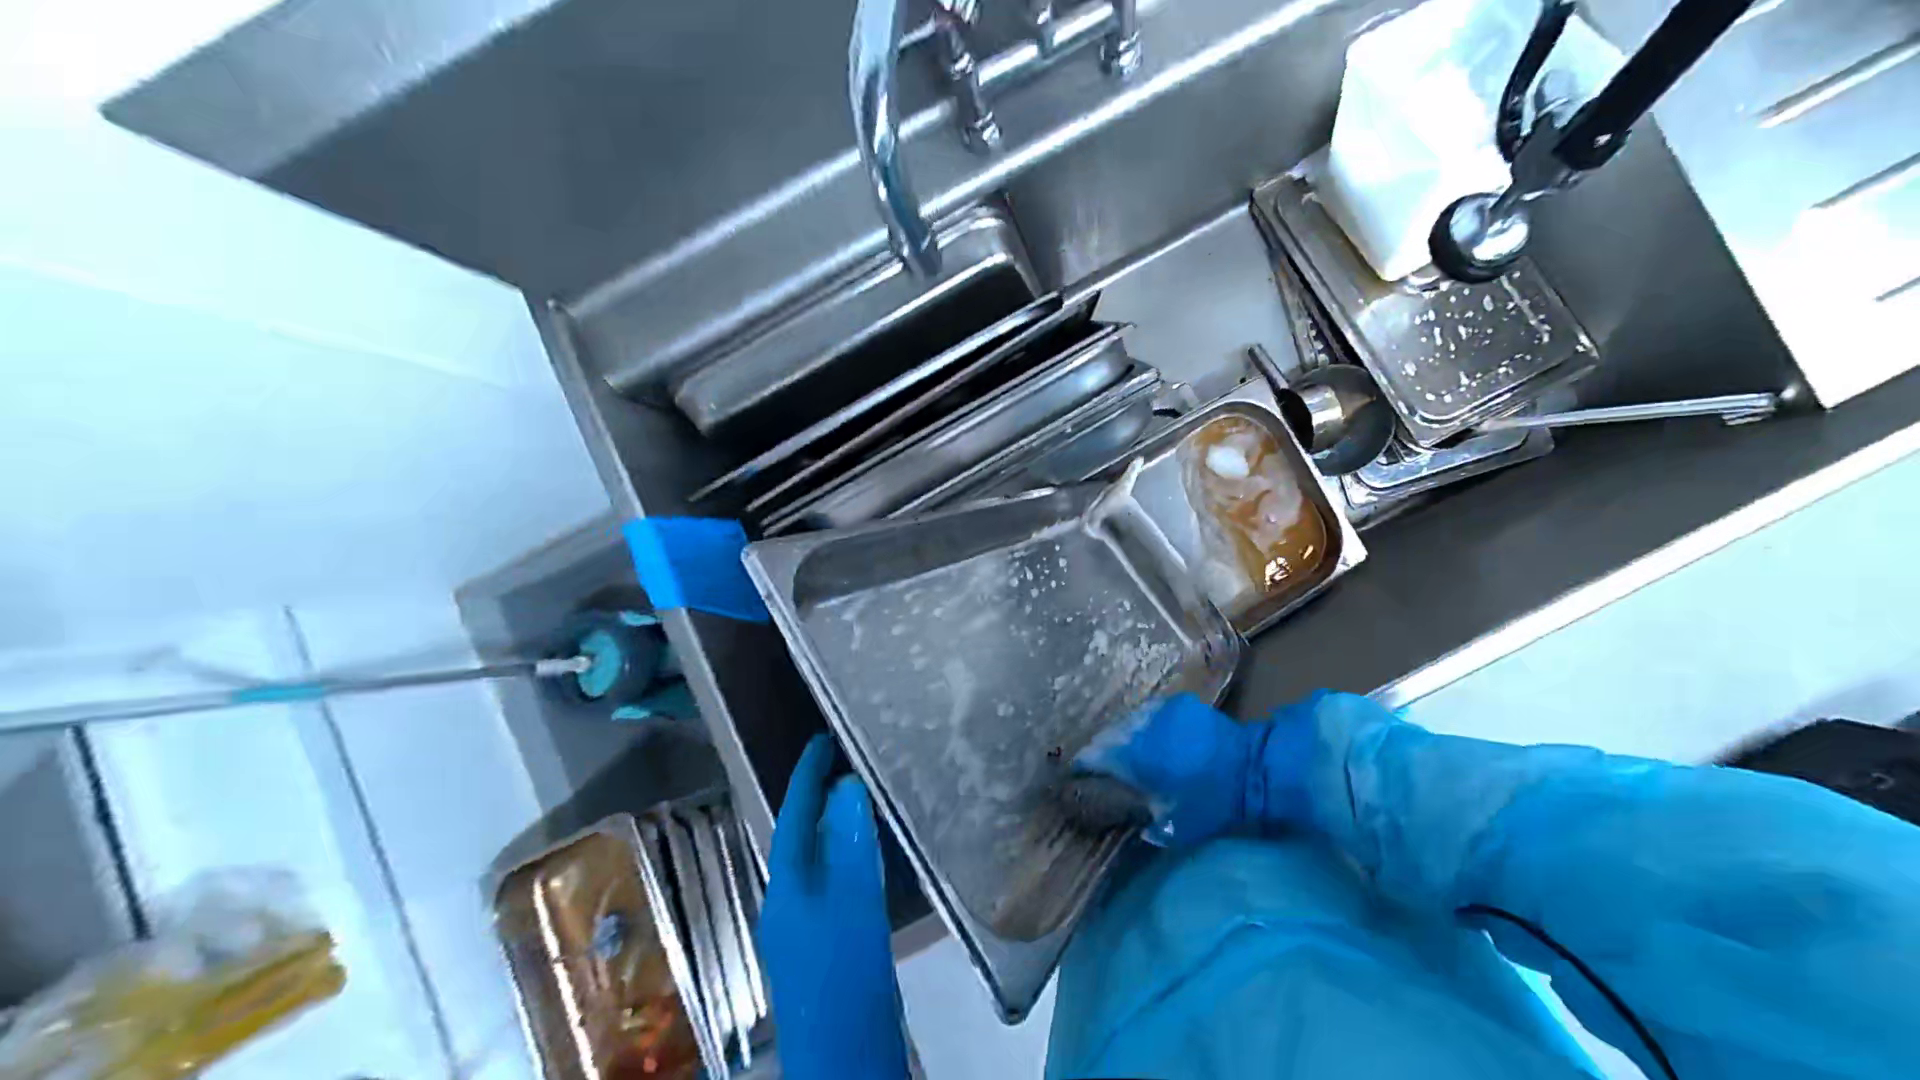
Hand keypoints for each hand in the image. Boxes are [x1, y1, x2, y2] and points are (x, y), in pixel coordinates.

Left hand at [758, 735, 909, 1079]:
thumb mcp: (851, 906)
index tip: (821, 740)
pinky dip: (845, 856)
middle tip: (845, 761)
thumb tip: (846, 786)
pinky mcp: (825, 946)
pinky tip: (869, 856)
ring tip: (859, 796)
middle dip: (816, 798)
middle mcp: (787, 904)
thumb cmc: (847, 976)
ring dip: (832, 826)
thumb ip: (847, 845)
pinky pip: (831, 882)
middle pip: (799, 838)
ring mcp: (803, 928)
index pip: (790, 818)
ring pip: (815, 860)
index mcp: (786, 890)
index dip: (805, 777)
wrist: (847, 1058)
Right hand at [1072, 691, 1329, 845]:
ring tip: (1122, 758)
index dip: (1083, 769)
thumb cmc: (1215, 802)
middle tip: (1099, 771)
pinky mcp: (1180, 705)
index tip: (1076, 780)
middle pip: (1109, 736)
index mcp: (1136, 751)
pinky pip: (1148, 717)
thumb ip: (1142, 818)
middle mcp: (1143, 723)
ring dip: (1122, 740)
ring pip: (1128, 724)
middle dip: (1102, 753)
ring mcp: (1162, 709)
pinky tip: (1147, 745)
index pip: (1095, 756)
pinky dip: (1142, 731)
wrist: (1259, 769)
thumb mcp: (1175, 822)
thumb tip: (1122, 818)